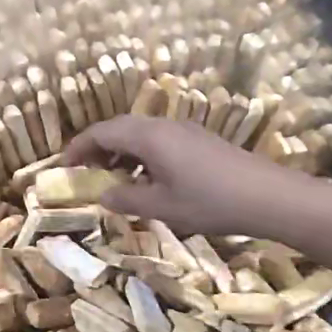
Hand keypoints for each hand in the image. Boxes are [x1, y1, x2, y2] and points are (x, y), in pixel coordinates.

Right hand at [63, 116, 319, 237]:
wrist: (266, 196)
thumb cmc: (209, 202)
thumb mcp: (161, 207)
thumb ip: (126, 199)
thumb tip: (102, 195)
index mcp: (148, 136)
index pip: (101, 132)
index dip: (78, 147)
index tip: (65, 167)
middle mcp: (164, 125)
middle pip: (120, 127)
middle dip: (99, 148)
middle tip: (87, 173)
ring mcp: (185, 129)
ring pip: (141, 133)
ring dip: (122, 152)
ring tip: (115, 179)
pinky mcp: (200, 140)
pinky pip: (160, 139)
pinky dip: (143, 154)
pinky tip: (149, 179)